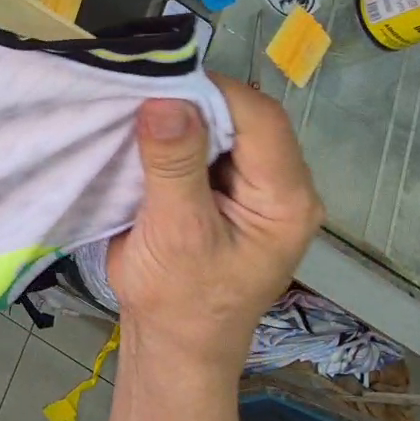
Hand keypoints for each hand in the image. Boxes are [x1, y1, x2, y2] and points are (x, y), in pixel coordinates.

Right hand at [107, 74, 323, 381]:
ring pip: (220, 130)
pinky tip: (139, 132)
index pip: (259, 120)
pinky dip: (170, 137)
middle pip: (243, 119)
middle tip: (138, 88)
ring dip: (178, 117)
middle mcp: (277, 184)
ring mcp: (248, 188)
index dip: (212, 92)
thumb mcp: (176, 233)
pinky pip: (200, 149)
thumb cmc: (180, 298)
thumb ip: (174, 166)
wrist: (170, 343)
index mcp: (285, 197)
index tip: (156, 77)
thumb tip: (165, 100)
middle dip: (193, 101)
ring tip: (133, 105)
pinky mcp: (219, 192)